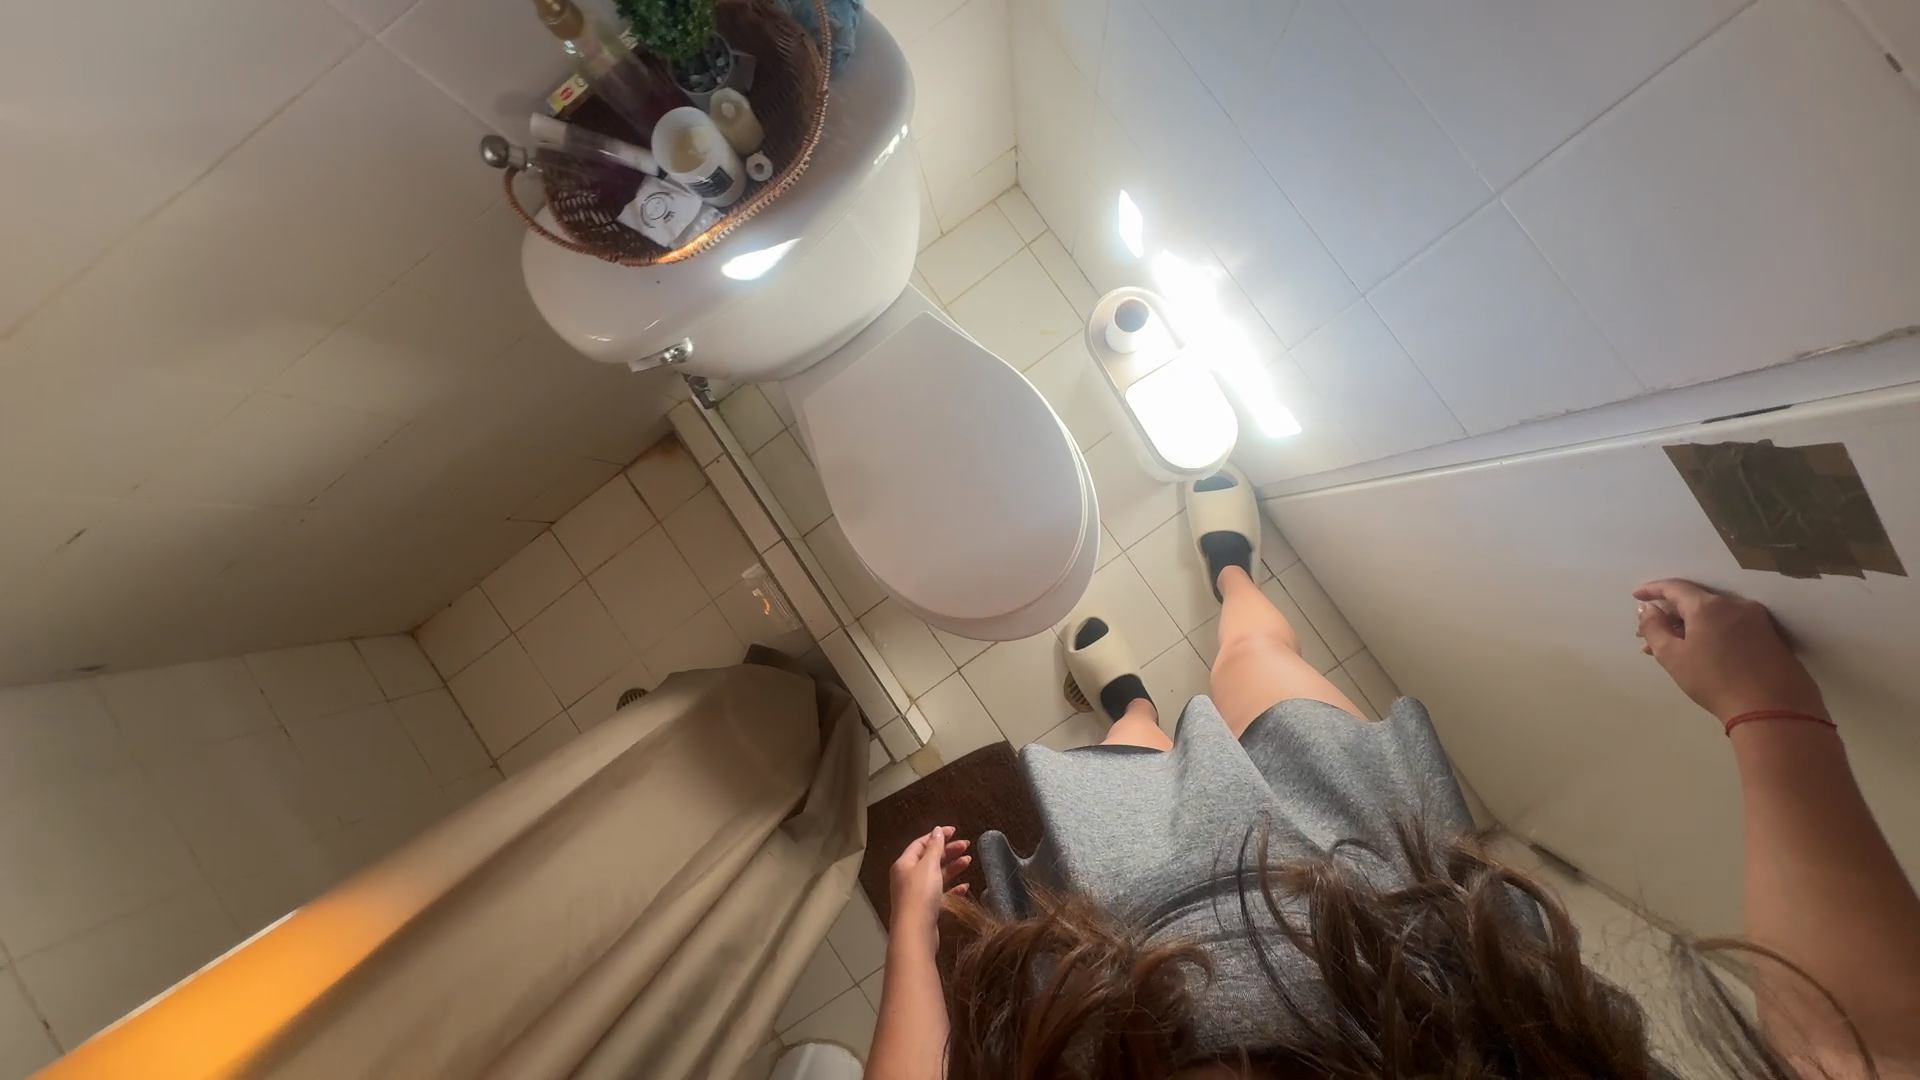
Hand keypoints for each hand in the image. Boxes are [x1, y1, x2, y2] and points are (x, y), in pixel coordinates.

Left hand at [889, 826, 969, 947]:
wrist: (915, 932)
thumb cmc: (920, 894)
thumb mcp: (928, 865)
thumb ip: (935, 847)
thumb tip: (937, 830)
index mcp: (905, 864)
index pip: (921, 843)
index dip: (937, 836)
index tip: (955, 830)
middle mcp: (909, 877)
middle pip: (930, 859)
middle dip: (948, 851)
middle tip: (967, 845)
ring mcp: (917, 894)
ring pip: (936, 876)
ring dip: (952, 867)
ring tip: (969, 861)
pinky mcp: (926, 909)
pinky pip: (941, 894)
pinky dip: (952, 889)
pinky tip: (966, 886)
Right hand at [1633, 579, 1826, 722]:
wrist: (1775, 710)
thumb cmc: (1714, 680)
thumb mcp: (1670, 655)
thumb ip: (1652, 626)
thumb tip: (1647, 608)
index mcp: (1709, 607)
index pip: (1675, 587)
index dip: (1652, 589)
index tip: (1636, 596)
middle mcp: (1737, 606)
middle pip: (1695, 600)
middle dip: (1669, 614)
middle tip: (1647, 633)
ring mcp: (1758, 620)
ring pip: (1713, 614)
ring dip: (1688, 625)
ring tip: (1669, 647)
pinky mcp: (1772, 636)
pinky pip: (1730, 624)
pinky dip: (1709, 631)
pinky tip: (1697, 649)